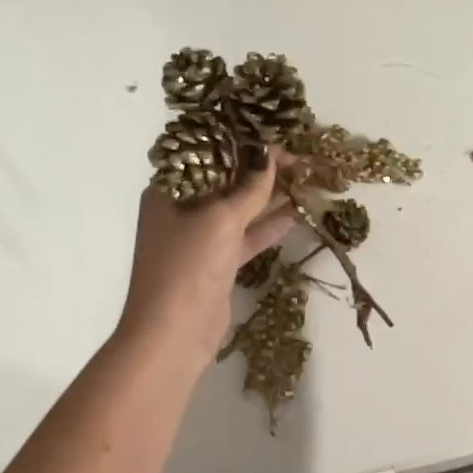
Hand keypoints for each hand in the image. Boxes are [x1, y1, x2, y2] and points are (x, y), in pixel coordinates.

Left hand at [117, 152, 295, 367]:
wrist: (172, 338)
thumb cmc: (188, 266)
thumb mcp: (221, 219)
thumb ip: (249, 186)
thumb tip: (269, 152)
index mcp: (170, 187)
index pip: (207, 152)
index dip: (240, 141)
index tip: (274, 134)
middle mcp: (180, 206)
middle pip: (225, 177)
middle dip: (259, 167)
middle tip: (296, 156)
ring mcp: (198, 236)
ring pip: (238, 206)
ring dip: (268, 194)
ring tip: (303, 177)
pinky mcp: (215, 262)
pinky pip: (244, 234)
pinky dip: (267, 225)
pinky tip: (295, 212)